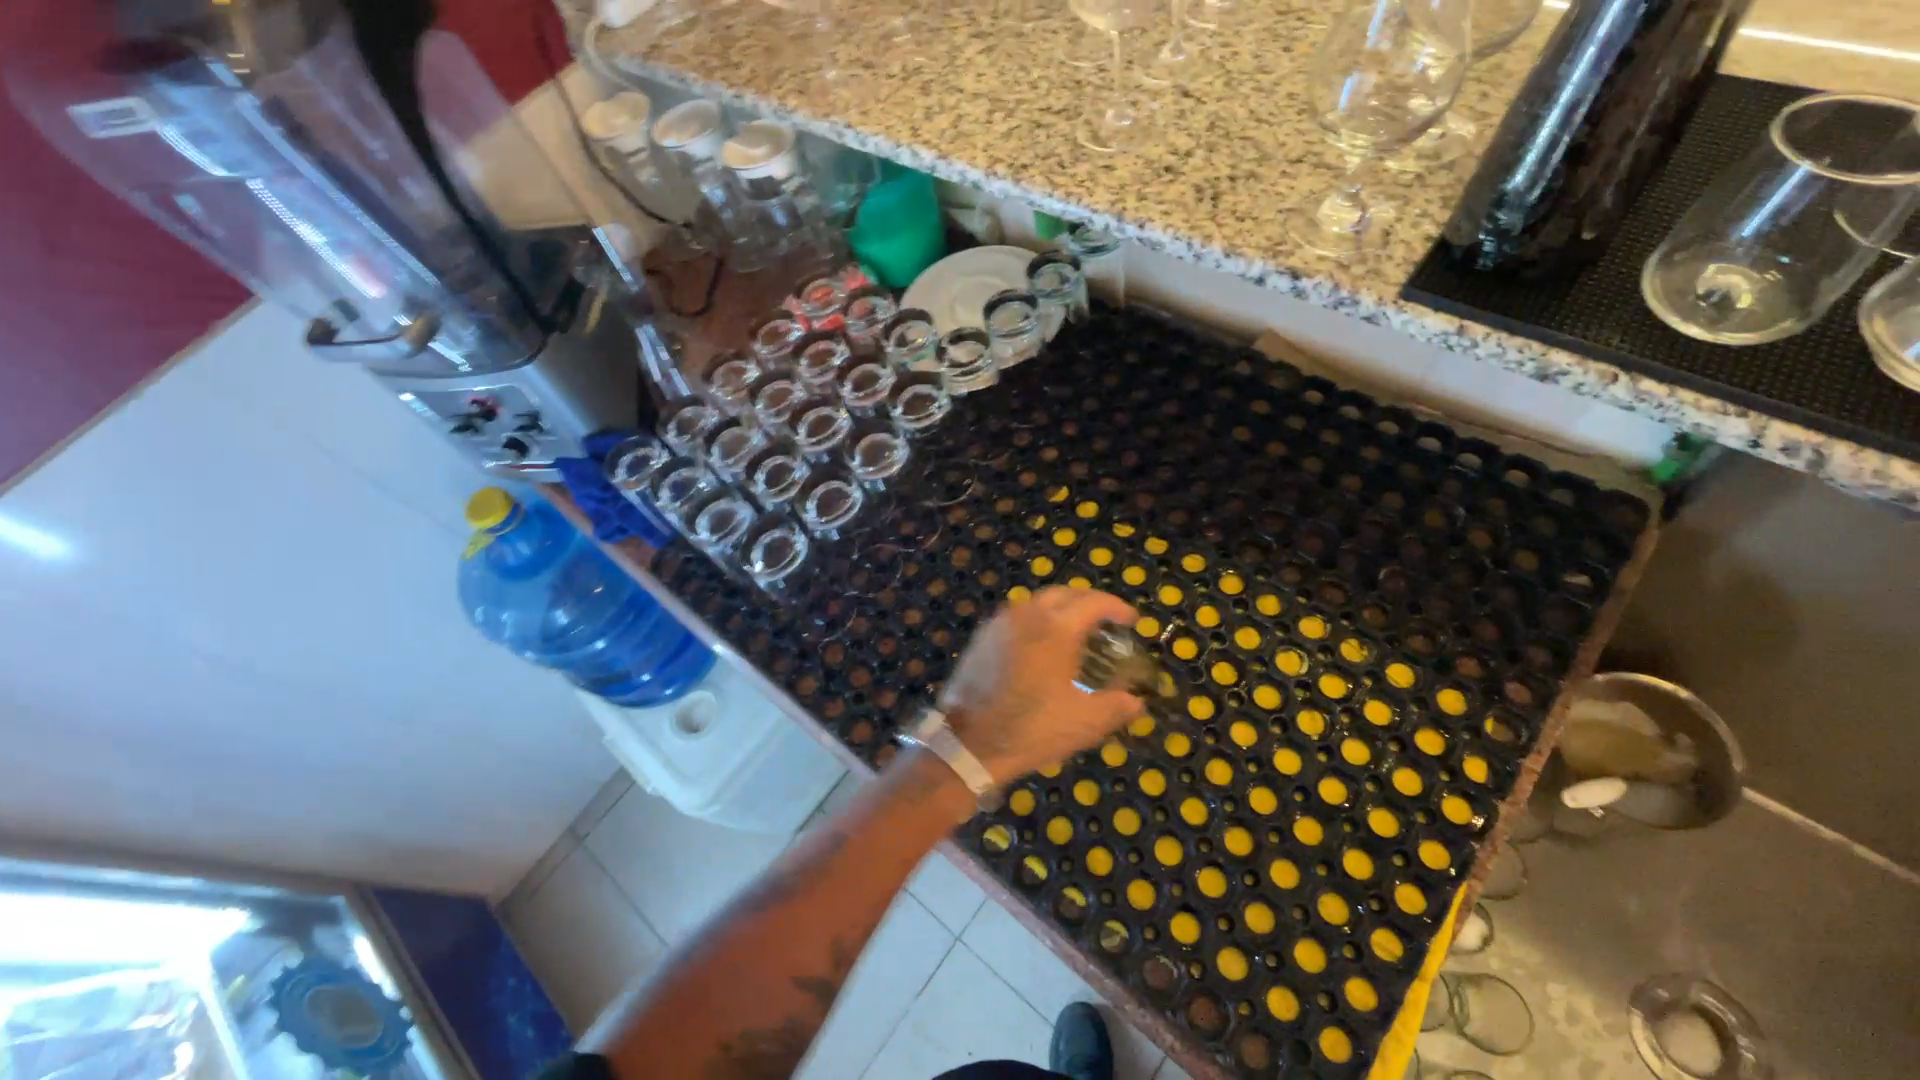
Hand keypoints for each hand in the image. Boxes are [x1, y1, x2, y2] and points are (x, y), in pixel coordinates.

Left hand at [938, 587, 1142, 784]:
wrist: (969, 743)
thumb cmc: (1031, 729)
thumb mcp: (1084, 723)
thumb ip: (1116, 707)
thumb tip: (1136, 701)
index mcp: (1056, 627)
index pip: (1094, 602)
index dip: (1117, 608)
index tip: (1130, 621)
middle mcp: (1027, 614)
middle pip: (1064, 594)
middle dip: (1088, 603)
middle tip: (1104, 623)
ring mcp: (1000, 623)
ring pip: (1037, 603)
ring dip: (1060, 610)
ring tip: (1074, 634)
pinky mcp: (981, 638)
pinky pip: (1016, 617)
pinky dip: (1036, 622)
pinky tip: (1041, 648)